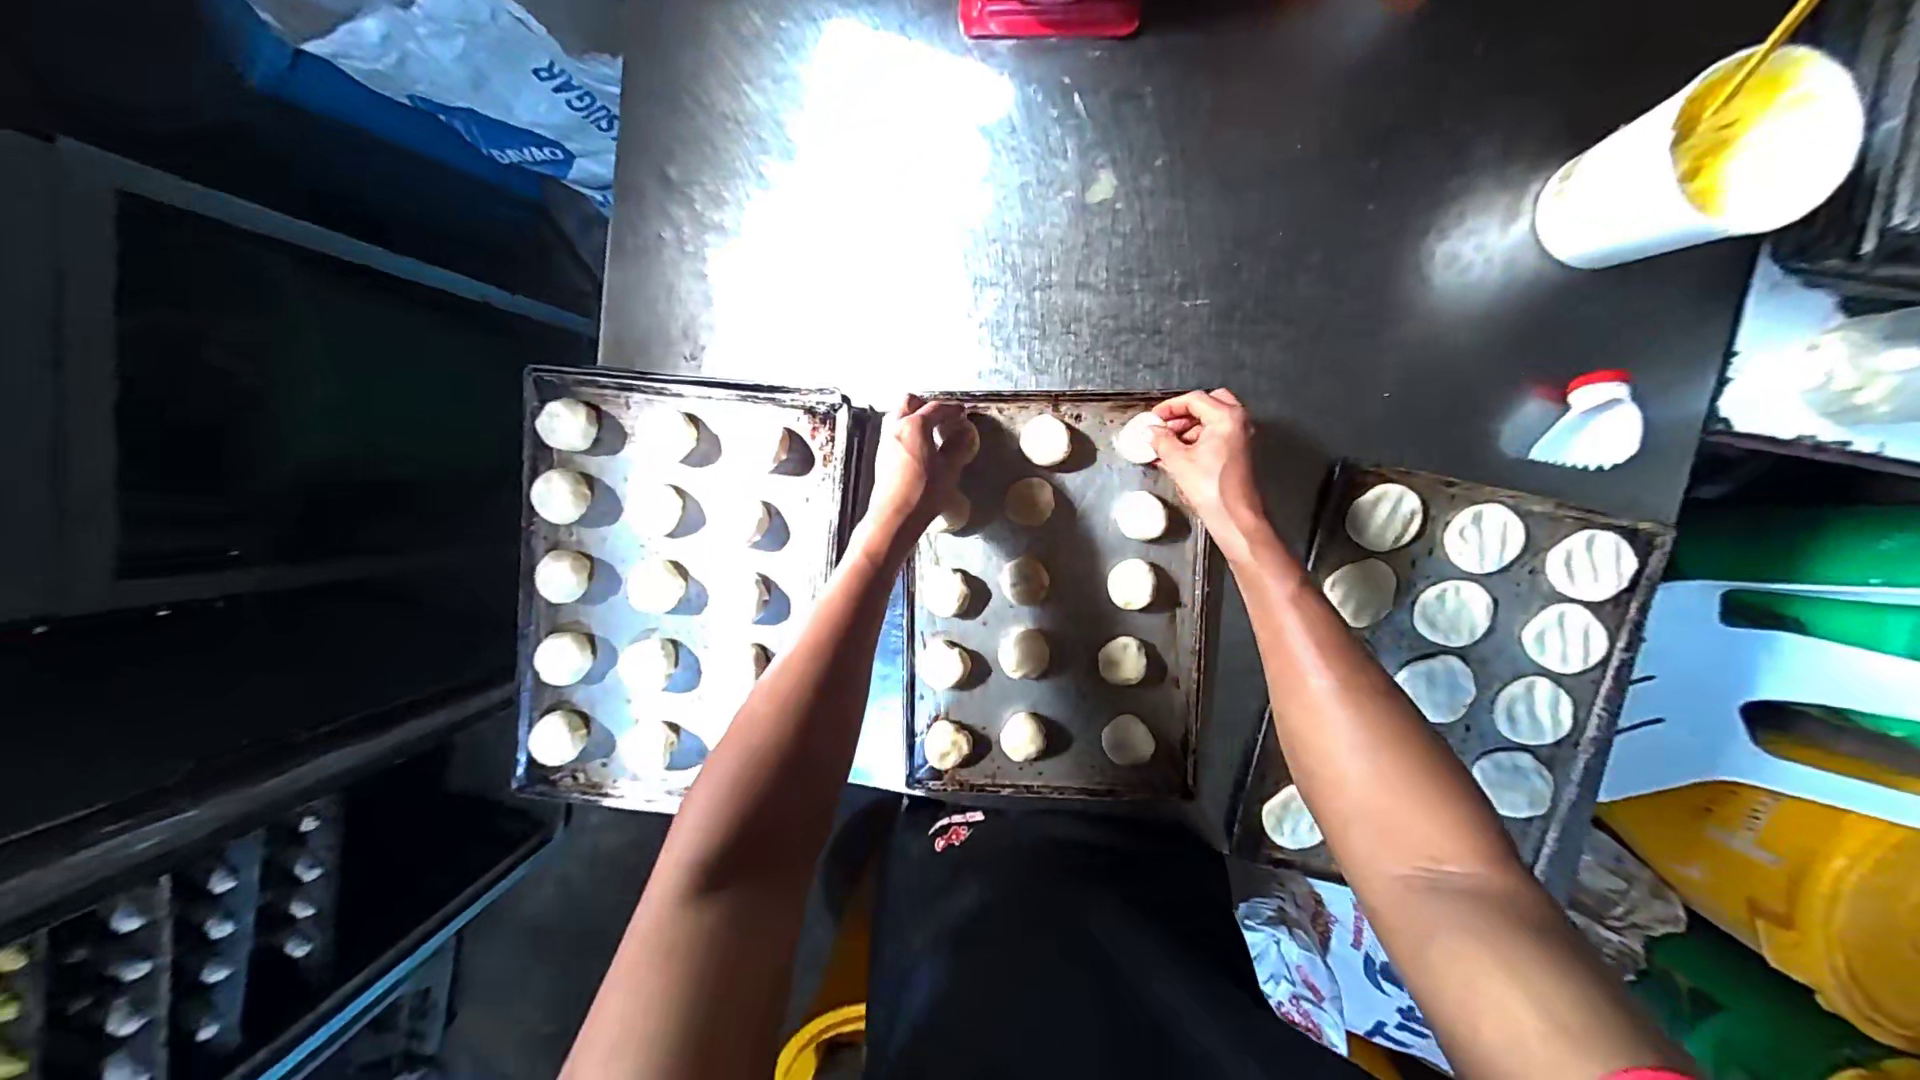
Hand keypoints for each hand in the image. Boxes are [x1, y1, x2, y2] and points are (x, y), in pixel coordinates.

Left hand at [864, 394, 967, 546]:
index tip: (961, 412)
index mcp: (915, 425)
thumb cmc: (924, 492)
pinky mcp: (881, 455)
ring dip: (913, 416)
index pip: (936, 408)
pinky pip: (894, 431)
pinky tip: (918, 445)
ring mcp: (885, 440)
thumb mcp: (949, 469)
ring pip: (898, 415)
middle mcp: (896, 427)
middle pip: (909, 402)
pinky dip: (906, 430)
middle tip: (942, 416)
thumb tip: (965, 432)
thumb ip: (958, 446)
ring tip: (930, 430)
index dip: (951, 408)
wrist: (895, 515)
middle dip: (926, 405)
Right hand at [1150, 388, 1267, 558]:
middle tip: (1164, 426)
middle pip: (1209, 403)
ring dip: (1189, 427)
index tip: (1154, 417)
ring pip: (1212, 420)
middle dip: (1184, 412)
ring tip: (1167, 443)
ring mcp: (1240, 437)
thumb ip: (1162, 440)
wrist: (1234, 516)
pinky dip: (1198, 439)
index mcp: (1226, 417)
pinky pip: (1216, 435)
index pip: (1195, 399)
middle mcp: (1238, 422)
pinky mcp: (1238, 452)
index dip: (1170, 407)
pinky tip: (1179, 455)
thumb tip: (1151, 431)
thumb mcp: (1178, 460)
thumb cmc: (1211, 488)